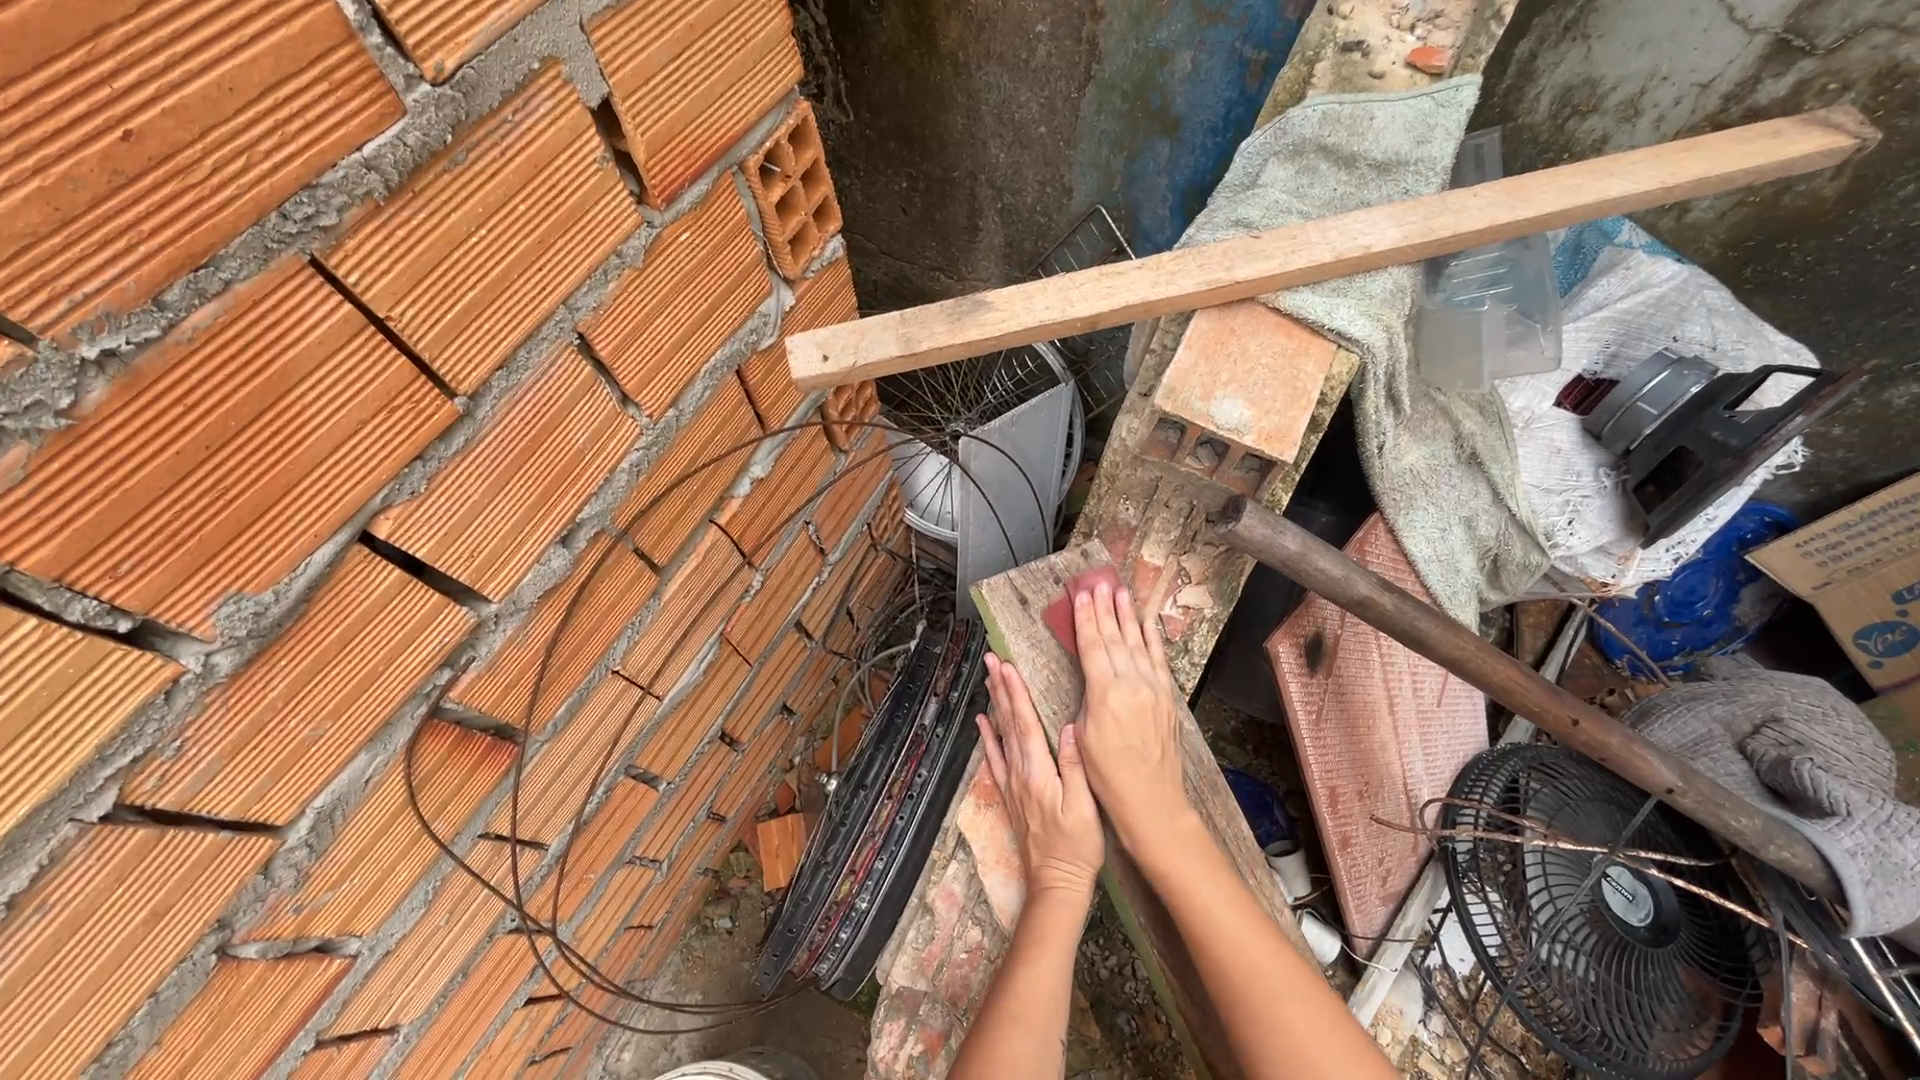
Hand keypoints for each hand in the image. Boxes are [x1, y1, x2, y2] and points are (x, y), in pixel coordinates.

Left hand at [977, 652, 1103, 900]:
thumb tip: (1068, 728)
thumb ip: (1074, 766)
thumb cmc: (1077, 848)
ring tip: (988, 679)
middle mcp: (1019, 774)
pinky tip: (983, 722)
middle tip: (990, 660)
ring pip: (1000, 735)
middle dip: (1000, 688)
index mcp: (1038, 772)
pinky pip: (995, 759)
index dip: (1016, 692)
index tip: (1008, 666)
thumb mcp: (1084, 807)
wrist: (1055, 883)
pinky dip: (987, 737)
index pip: (1024, 723)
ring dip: (994, 704)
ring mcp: (1012, 784)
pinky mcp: (1011, 795)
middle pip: (1008, 722)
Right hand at [1072, 579, 1190, 855]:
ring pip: (1138, 644)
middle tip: (1098, 584)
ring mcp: (1153, 689)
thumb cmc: (1108, 775)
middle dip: (1105, 609)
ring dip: (1128, 617)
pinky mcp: (1167, 699)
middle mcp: (1132, 684)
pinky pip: (1158, 661)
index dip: (1086, 619)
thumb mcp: (1085, 735)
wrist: (1151, 800)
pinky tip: (1147, 625)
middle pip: (1115, 638)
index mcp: (1106, 692)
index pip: (1093, 646)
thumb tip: (1092, 677)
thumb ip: (1088, 699)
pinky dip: (1152, 640)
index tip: (1081, 595)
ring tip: (1122, 593)